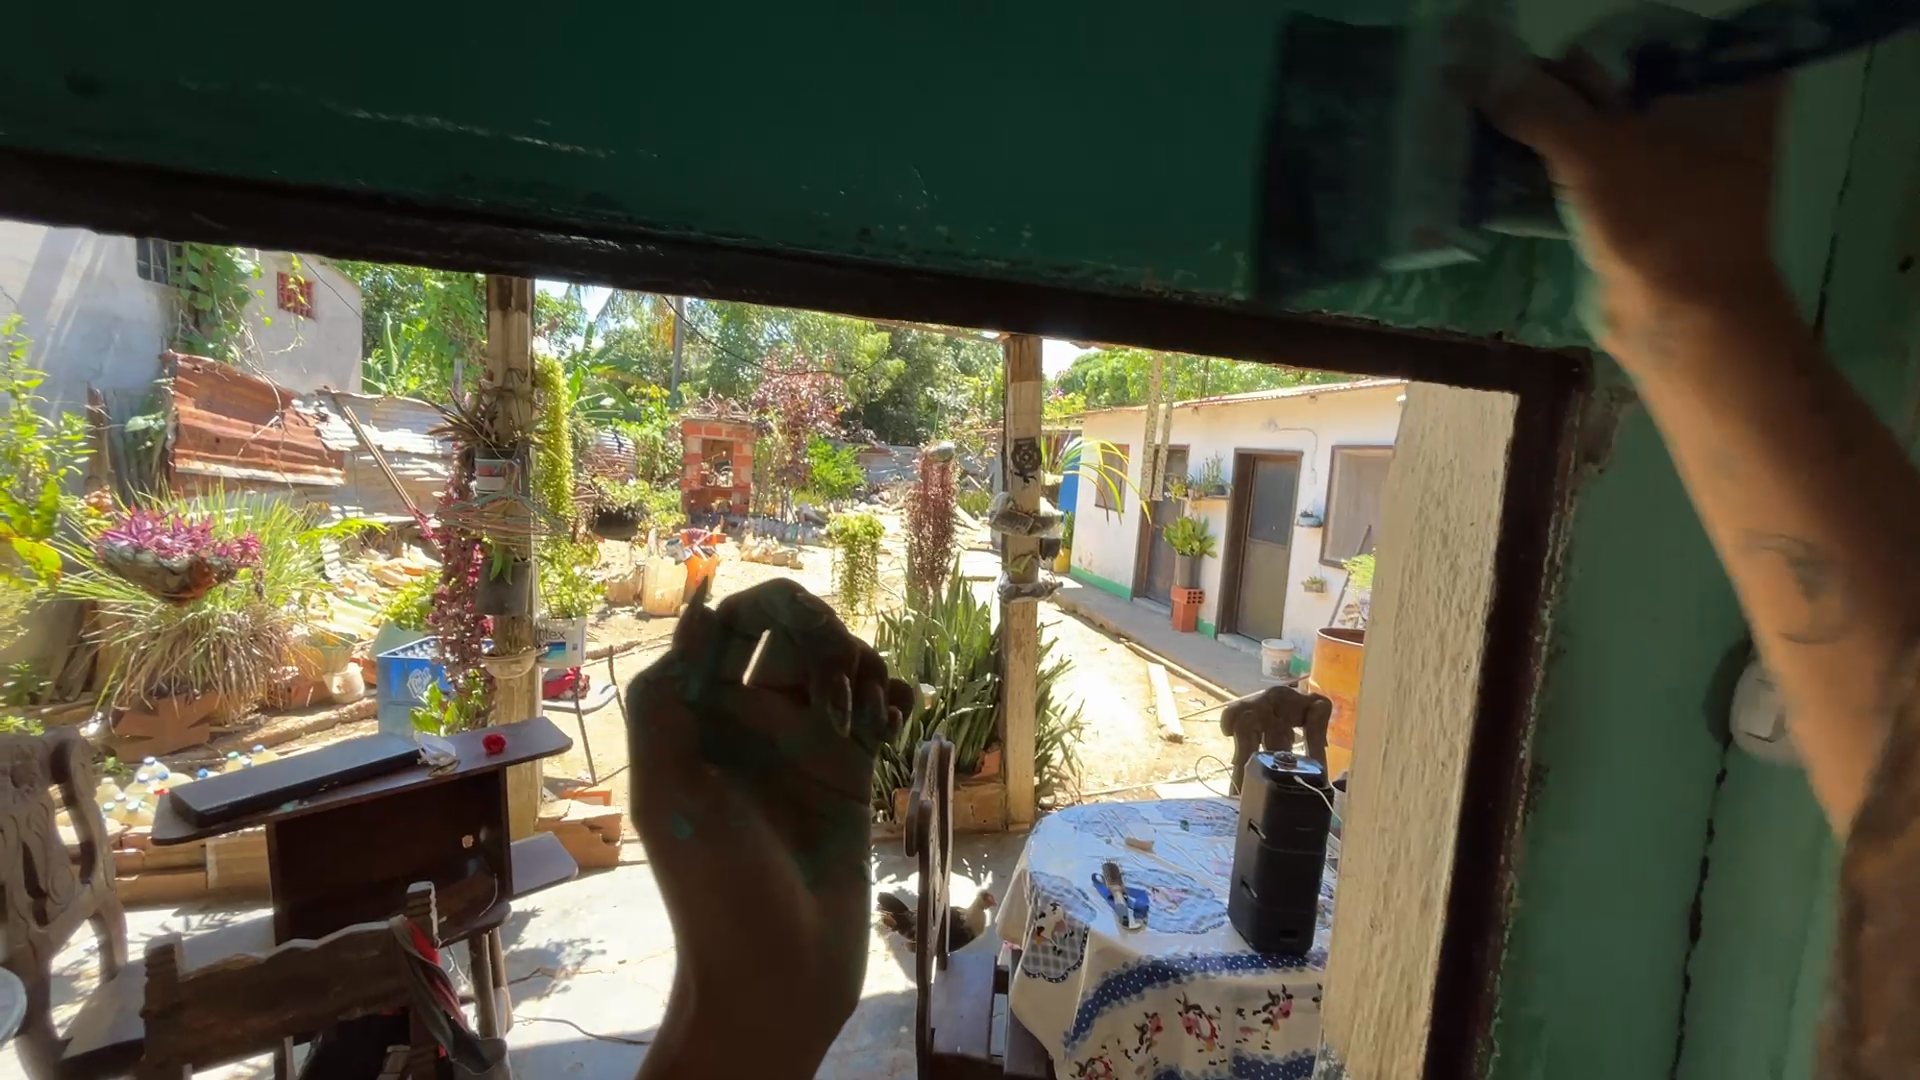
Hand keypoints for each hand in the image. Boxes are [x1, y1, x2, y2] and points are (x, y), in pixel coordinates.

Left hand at [626, 579, 910, 1075]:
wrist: (780, 970)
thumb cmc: (716, 887)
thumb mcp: (670, 793)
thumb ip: (666, 698)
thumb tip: (699, 610)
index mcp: (707, 713)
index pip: (740, 623)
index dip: (779, 609)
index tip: (811, 636)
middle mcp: (757, 718)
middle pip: (801, 634)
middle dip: (831, 641)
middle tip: (841, 696)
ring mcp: (807, 742)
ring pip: (843, 665)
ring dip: (866, 669)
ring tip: (870, 720)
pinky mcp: (850, 769)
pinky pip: (875, 707)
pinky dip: (892, 698)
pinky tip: (898, 720)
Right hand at [1453, 18, 1789, 355]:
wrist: (1677, 315)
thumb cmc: (1659, 222)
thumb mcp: (1595, 154)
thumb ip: (1539, 110)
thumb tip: (1475, 75)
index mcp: (1717, 79)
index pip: (1630, 44)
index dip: (1569, 59)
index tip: (1511, 77)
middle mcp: (1697, 110)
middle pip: (1605, 87)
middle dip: (1545, 98)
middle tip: (1488, 107)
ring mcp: (1661, 159)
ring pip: (1584, 132)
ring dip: (1532, 138)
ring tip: (1481, 136)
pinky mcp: (1626, 203)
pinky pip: (1575, 173)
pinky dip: (1537, 174)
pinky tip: (1495, 174)